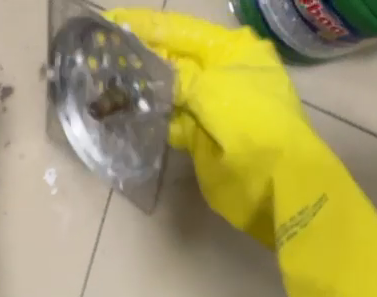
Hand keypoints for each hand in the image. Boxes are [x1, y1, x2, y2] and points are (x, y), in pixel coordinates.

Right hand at [106, 9, 376, 296]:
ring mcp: (213, 110)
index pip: (179, 31)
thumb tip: (150, 73)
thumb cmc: (257, 136)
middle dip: (138, 58)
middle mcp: (222, 74)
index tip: (106, 24)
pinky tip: (122, 115)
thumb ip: (180, 81)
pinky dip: (149, 120)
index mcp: (231, 53)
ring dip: (138, 90)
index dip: (144, 27)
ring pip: (168, 93)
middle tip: (94, 56)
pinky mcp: (205, 143)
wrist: (282, 192)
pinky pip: (171, 124)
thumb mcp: (215, 96)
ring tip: (99, 83)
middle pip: (172, 59)